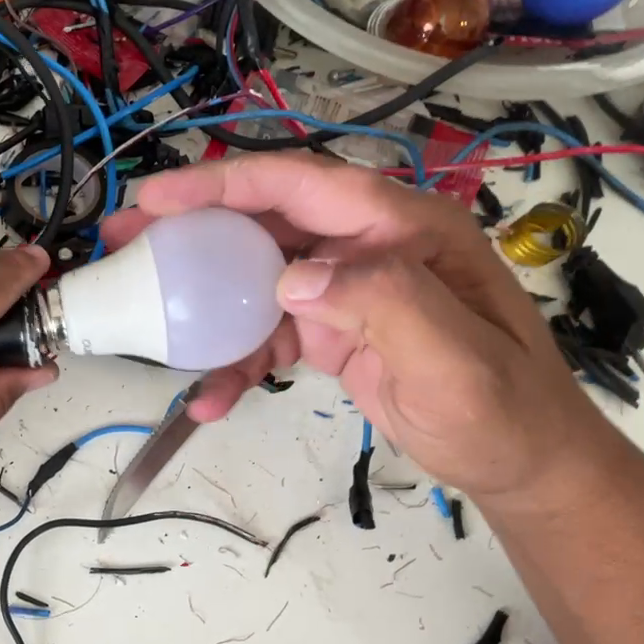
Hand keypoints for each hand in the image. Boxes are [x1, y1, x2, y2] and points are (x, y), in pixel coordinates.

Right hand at [103, 152, 615, 500]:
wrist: (518, 460)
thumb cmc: (501, 409)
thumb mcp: (455, 360)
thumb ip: (385, 303)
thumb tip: (294, 278)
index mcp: (400, 229)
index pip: (300, 186)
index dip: (224, 184)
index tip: (156, 198)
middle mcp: (364, 246)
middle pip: (261, 222)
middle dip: (189, 231)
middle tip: (124, 242)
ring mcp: (343, 288)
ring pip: (250, 278)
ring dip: (198, 304)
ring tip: (145, 323)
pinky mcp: (327, 328)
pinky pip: (263, 333)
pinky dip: (232, 361)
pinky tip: (210, 398)